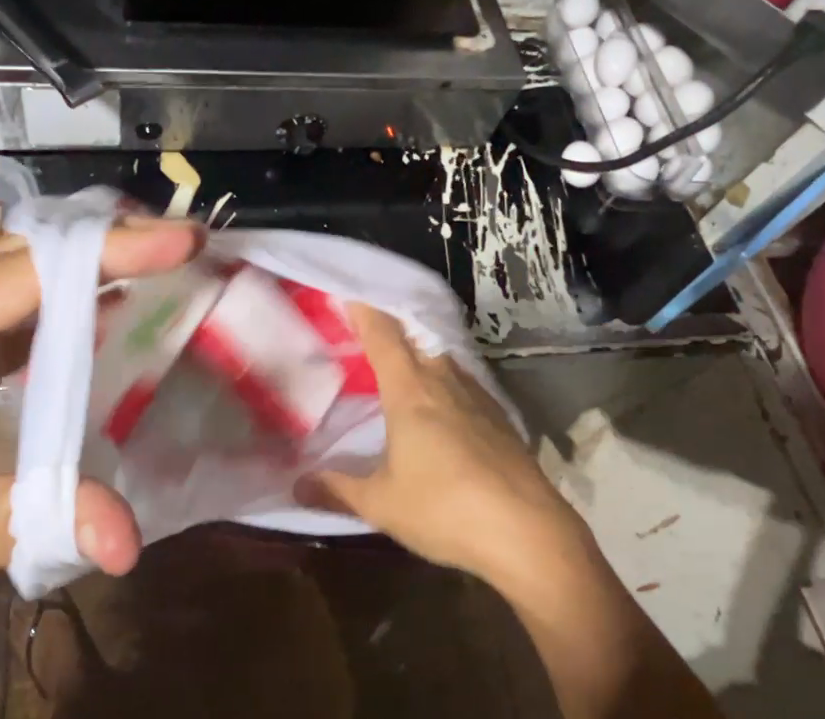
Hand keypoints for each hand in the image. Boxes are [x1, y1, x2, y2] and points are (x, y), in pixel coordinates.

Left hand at [0, 217, 203, 709]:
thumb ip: (29, 520)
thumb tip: (133, 540)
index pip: (18, 276)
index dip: (105, 252)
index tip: (182, 241)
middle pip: (21, 261)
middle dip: (105, 247)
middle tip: (188, 248)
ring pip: (19, 286)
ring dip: (90, 273)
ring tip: (165, 266)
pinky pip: (14, 326)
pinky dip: (67, 316)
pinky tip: (110, 317)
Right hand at [295, 306, 584, 588]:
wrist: (526, 530)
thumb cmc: (444, 508)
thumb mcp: (381, 504)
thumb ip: (338, 490)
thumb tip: (298, 486)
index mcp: (410, 391)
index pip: (383, 335)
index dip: (365, 312)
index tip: (349, 295)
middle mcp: (444, 382)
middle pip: (415, 342)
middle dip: (391, 332)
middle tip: (366, 334)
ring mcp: (478, 398)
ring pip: (443, 363)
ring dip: (421, 359)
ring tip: (401, 370)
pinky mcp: (501, 419)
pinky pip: (465, 386)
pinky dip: (445, 385)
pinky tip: (442, 409)